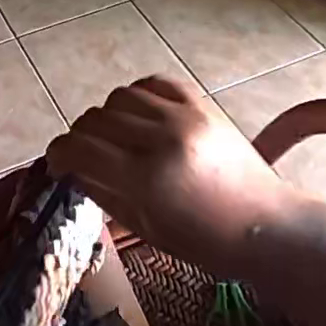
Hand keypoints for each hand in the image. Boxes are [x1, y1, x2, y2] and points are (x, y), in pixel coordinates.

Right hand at [46, 75, 303, 272]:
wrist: (268, 226)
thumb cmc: (206, 242)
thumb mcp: (145, 228)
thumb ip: (102, 192)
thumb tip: (72, 169)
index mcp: (146, 178)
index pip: (79, 148)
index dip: (57, 154)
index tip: (56, 163)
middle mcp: (161, 139)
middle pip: (94, 119)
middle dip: (78, 137)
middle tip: (84, 156)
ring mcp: (184, 116)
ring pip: (119, 97)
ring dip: (106, 117)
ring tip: (115, 138)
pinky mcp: (202, 105)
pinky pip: (154, 83)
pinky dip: (137, 96)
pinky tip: (139, 117)